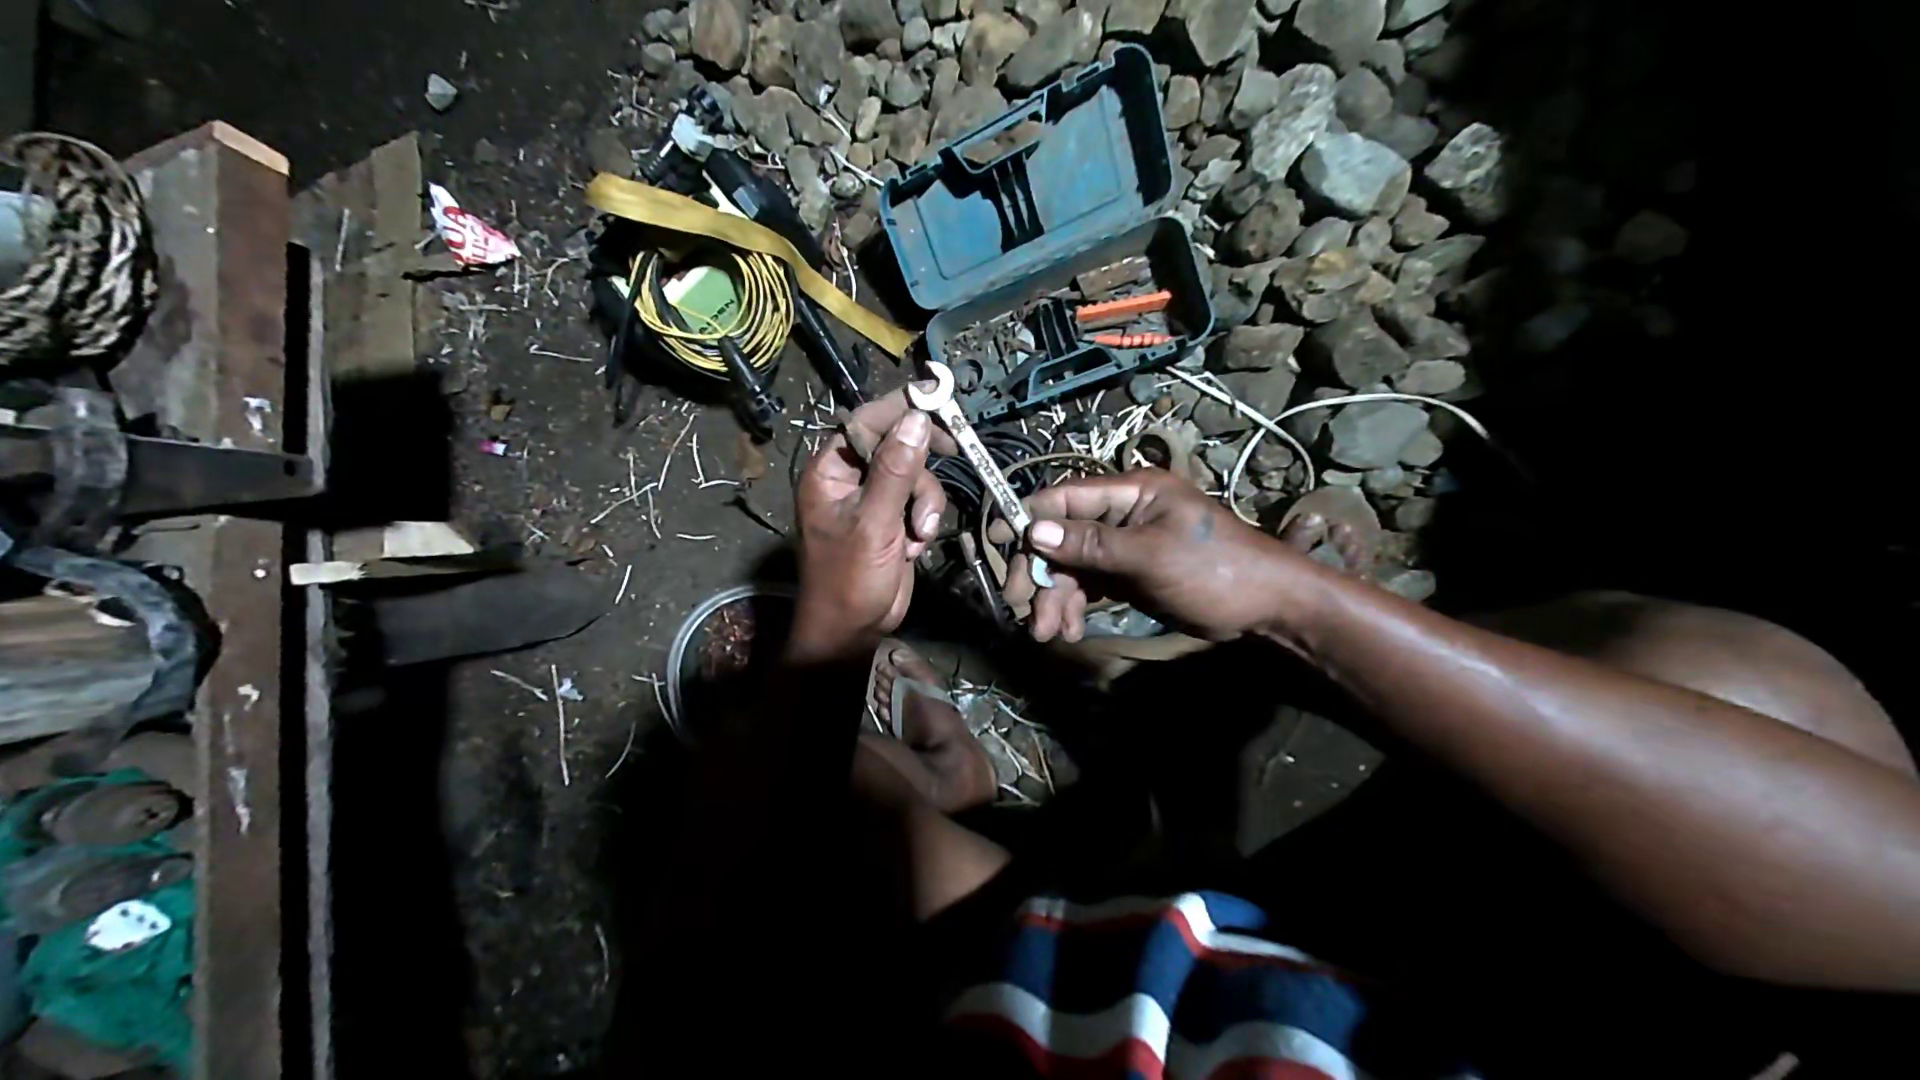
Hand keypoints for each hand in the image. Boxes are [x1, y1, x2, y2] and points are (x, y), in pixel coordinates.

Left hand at [788, 390, 953, 661]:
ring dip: (926, 506)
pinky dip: (924, 523)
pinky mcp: (894, 520)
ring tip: (917, 537)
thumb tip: (916, 419)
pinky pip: (921, 503)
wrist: (853, 630)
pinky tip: (914, 547)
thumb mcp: (873, 522)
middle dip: (921, 470)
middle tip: (955, 450)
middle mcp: (851, 479)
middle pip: (899, 447)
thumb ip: (896, 471)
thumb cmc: (849, 579)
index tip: (936, 395)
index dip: (900, 407)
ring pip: (917, 477)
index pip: (866, 423)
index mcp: (831, 471)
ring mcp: (875, 500)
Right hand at [1001, 469, 1309, 642]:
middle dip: (1042, 574)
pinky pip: (1087, 586)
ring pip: (1071, 567)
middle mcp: (1120, 514)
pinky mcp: (1125, 574)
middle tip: (1022, 607)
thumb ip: (1093, 544)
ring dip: (1056, 599)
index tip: (999, 542)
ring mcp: (1122, 546)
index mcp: (1130, 493)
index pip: (1066, 498)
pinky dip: (1074, 607)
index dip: (1030, 518)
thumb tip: (1036, 531)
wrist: (1265, 607)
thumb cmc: (1215, 569)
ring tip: (1049, 633)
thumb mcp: (1151, 555)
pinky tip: (1069, 630)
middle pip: (1061, 538)